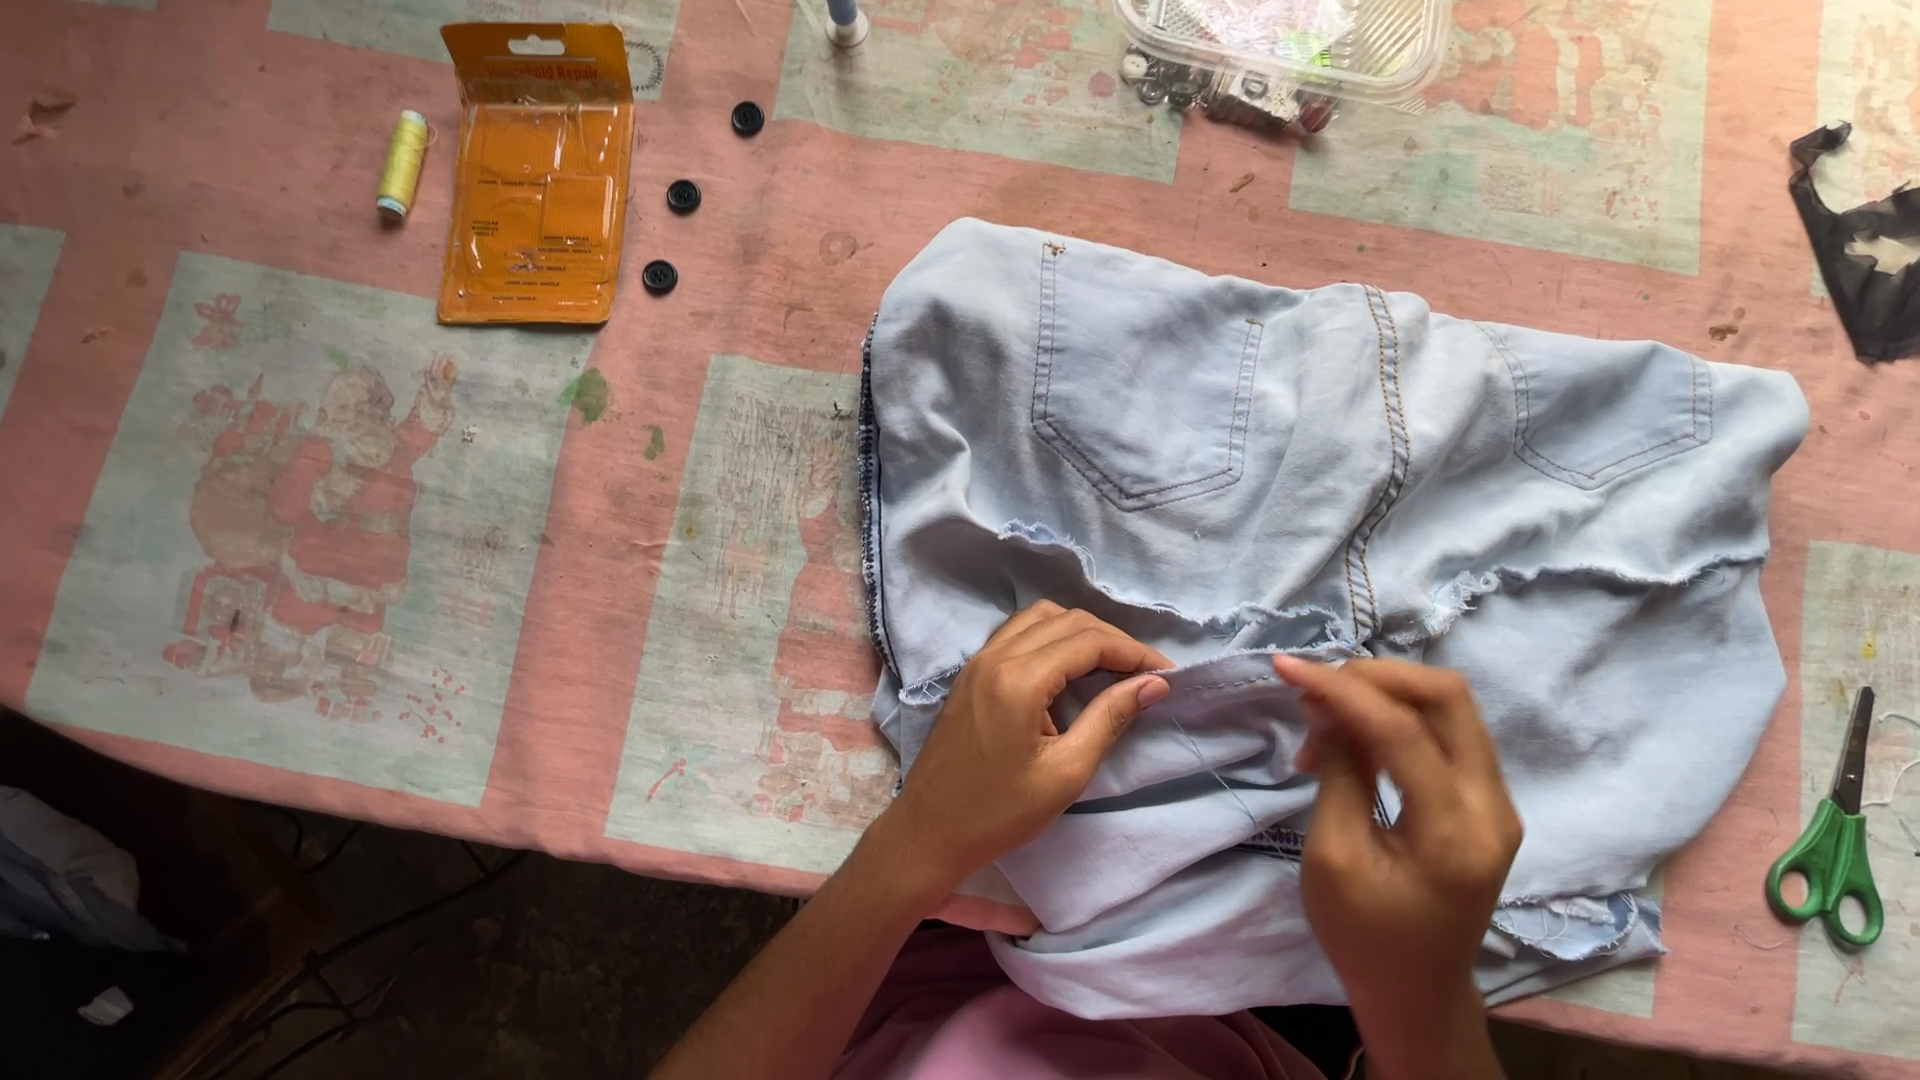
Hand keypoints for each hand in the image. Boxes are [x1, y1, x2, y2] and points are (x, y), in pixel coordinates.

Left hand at [876, 602, 1171, 896]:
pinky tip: (1069, 665)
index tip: (1165, 673)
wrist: (930, 830)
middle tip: (1144, 672)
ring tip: (1111, 665)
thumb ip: (1110, 718)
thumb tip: (1153, 683)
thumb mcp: (1066, 773)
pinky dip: (1051, 636)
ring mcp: (979, 660)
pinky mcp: (971, 672)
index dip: (1133, 651)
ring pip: (1040, 617)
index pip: (1088, 641)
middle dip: (1112, 639)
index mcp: (1018, 680)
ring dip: (1080, 632)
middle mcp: (996, 656)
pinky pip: (1018, 632)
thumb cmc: (1000, 812)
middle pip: (1066, 620)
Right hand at [1275, 655, 1519, 1079]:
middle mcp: (1492, 806)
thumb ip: (1340, 773)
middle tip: (1314, 689)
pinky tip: (1350, 735)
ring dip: (1380, 694)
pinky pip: (1443, 732)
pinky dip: (1392, 716)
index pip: (1402, 730)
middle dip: (1373, 676)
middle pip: (1446, 698)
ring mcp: (1494, 801)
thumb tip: (1328, 708)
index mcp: (1455, 831)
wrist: (1416, 991)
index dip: (1341, 689)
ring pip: (1447, 707)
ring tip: (1321, 721)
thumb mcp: (1333, 856)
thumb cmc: (1364, 934)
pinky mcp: (1481, 801)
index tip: (1286, 667)